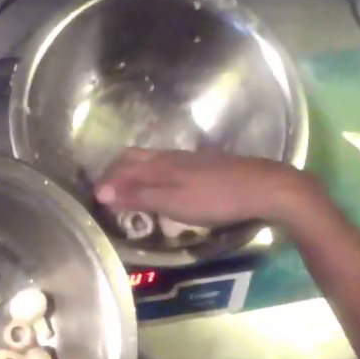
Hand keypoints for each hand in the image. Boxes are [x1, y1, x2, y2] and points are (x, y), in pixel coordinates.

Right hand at [94, 149, 320, 227]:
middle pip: (135, 158)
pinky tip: (161, 186)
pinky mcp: (204, 166)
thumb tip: (102, 191)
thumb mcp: (172, 202)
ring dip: (134, 173)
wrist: (264, 188)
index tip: (94, 199)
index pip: (122, 166)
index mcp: (159, 164)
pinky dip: (153, 175)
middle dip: (117, 172)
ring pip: (152, 160)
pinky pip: (167, 166)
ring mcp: (189, 160)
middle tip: (107, 192)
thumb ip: (138, 196)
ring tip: (128, 189)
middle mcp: (170, 156)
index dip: (106, 180)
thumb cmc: (215, 198)